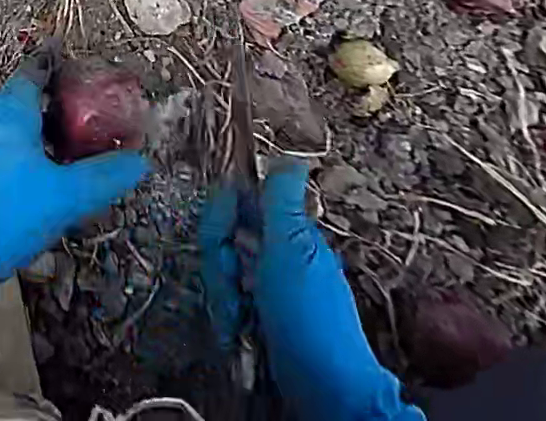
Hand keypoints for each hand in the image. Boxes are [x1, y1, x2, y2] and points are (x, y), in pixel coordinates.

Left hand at [0, 74, 148, 292]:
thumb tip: (139, 163)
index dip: (54, 63)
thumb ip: (104, 176)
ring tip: (75, 128)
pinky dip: (34, 139)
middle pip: (26, 92)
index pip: (33, 71)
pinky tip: (54, 159)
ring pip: (19, 118)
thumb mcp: (66, 194)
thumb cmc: (12, 212)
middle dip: (55, 92)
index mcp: (11, 114)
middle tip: (85, 96)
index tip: (76, 61)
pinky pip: (12, 139)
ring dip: (44, 118)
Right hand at [200, 163, 421, 420]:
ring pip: (221, 271)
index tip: (223, 242)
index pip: (234, 201)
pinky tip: (237, 333)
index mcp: (283, 229)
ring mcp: (264, 285)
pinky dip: (226, 317)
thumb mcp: (292, 249)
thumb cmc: (309, 316)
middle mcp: (273, 252)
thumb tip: (292, 156)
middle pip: (222, 237)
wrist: (326, 389)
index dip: (220, 217)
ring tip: (238, 318)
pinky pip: (226, 301)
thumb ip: (282, 200)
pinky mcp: (256, 313)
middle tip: (235, 286)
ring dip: (221, 295)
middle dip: (219, 264)